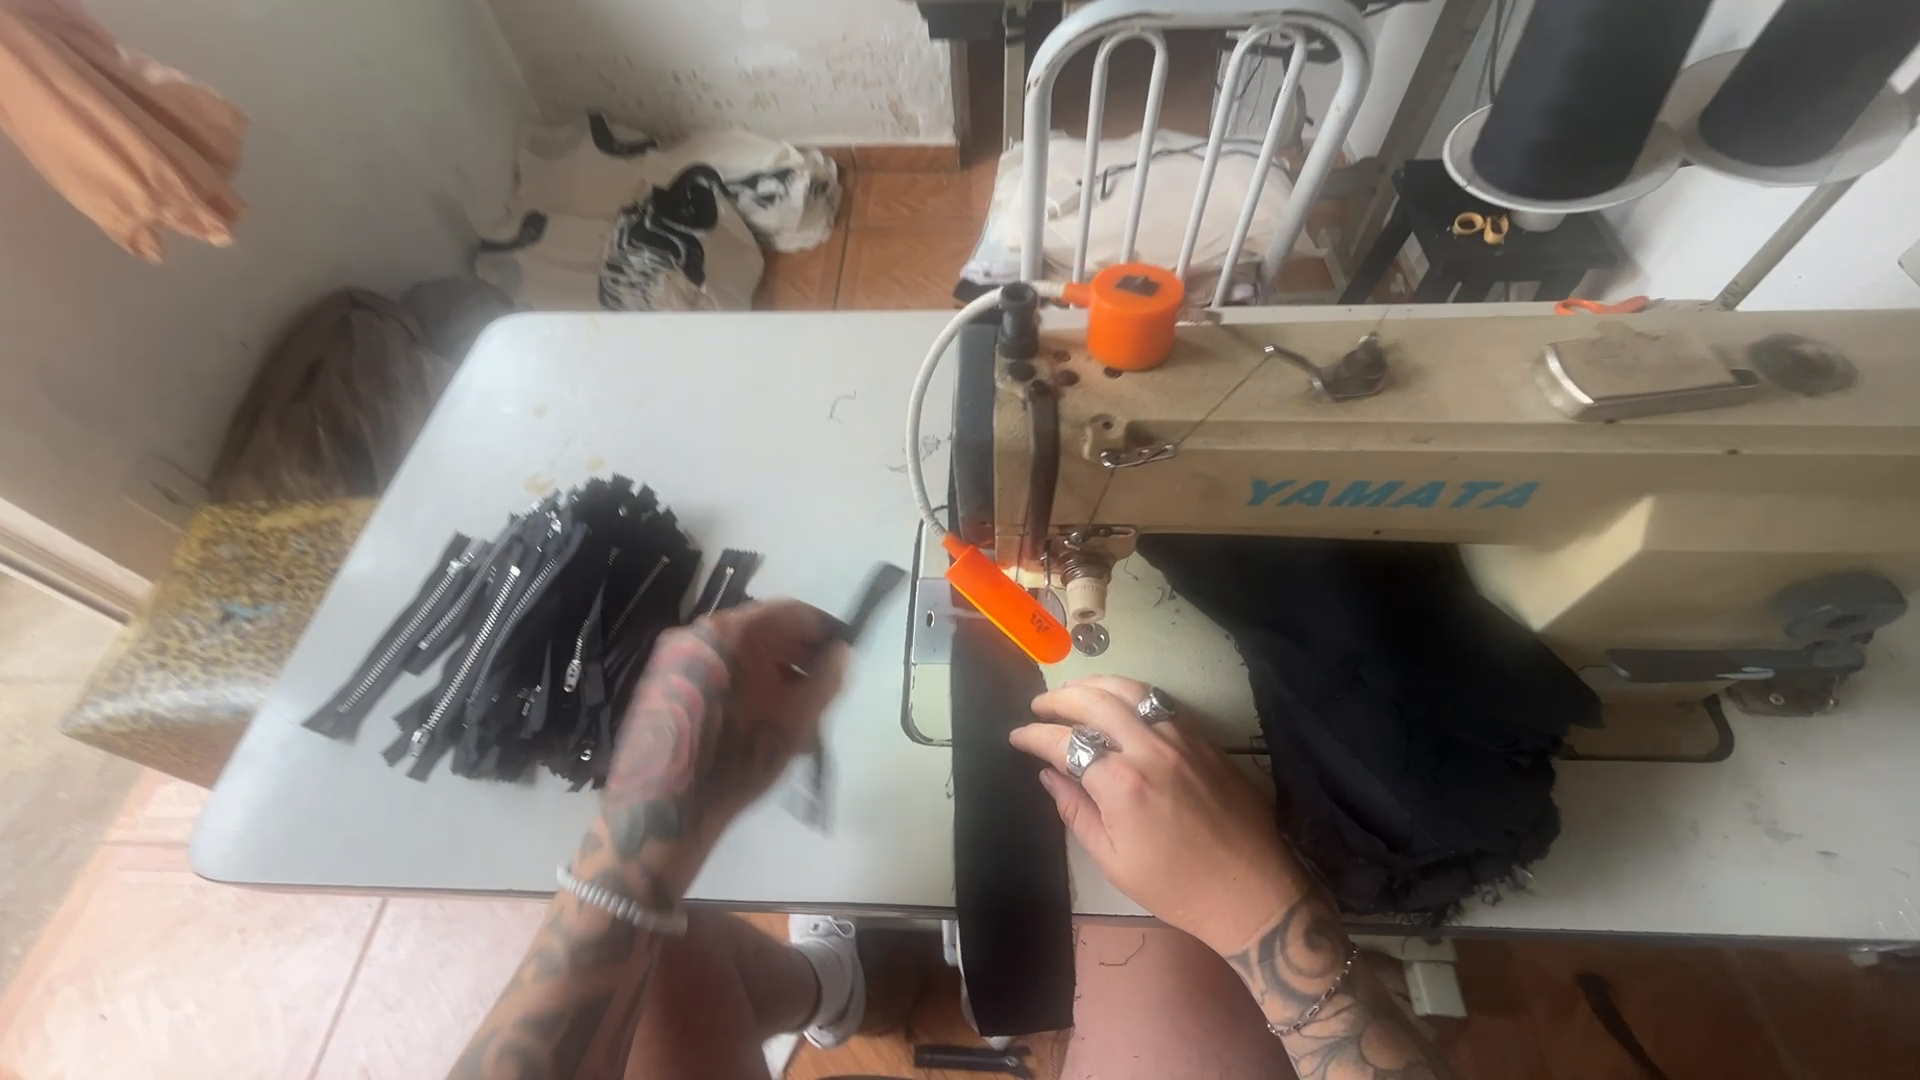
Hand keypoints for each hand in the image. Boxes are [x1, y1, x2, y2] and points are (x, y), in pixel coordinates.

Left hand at [576, 599, 847, 898]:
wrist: (661, 815)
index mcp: (731, 631)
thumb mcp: (796, 720)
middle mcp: (697, 633)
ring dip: (772, 675)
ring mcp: (673, 659)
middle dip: (798, 657)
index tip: (841, 654)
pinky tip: (758, 722)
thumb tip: (842, 652)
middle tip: (821, 689)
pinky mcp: (660, 686)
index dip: (823, 630)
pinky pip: (715, 671)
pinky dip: (743, 686)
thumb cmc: (737, 760)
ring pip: (739, 654)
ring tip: (794, 714)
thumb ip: (828, 679)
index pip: (791, 611)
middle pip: (763, 630)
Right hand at [1009, 675, 1314, 955]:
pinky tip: (1118, 700)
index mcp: (1120, 784)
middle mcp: (1148, 748)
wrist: (1252, 890)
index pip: (1064, 743)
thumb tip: (1048, 776)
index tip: (1017, 737)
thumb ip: (1075, 811)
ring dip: (1093, 684)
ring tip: (1072, 692)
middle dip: (1058, 699)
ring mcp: (1179, 737)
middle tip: (1039, 706)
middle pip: (1093, 702)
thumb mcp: (1112, 860)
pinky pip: (1159, 699)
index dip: (1033, 736)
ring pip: (1128, 689)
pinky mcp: (1202, 737)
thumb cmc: (1176, 887)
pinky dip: (1130, 691)